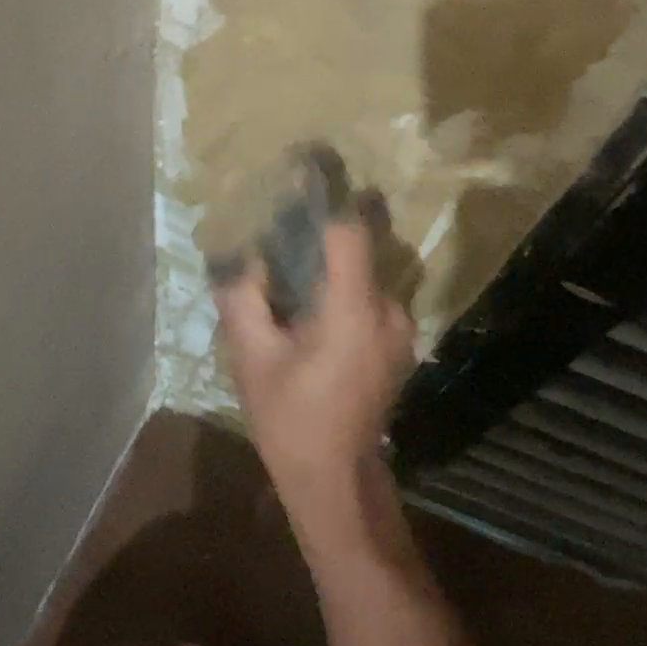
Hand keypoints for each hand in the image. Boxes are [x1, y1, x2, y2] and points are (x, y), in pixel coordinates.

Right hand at [214, 221, 415, 486]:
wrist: (336, 477)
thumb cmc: (290, 420)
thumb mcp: (251, 360)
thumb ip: (244, 299)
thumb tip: (244, 256)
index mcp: (354, 310)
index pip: (351, 231)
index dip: (329, 197)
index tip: (305, 168)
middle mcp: (390, 309)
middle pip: (358, 250)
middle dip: (322, 239)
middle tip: (283, 239)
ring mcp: (403, 327)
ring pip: (366, 276)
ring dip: (334, 271)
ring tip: (295, 285)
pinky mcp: (403, 342)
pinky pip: (373, 299)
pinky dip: (347, 293)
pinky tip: (317, 315)